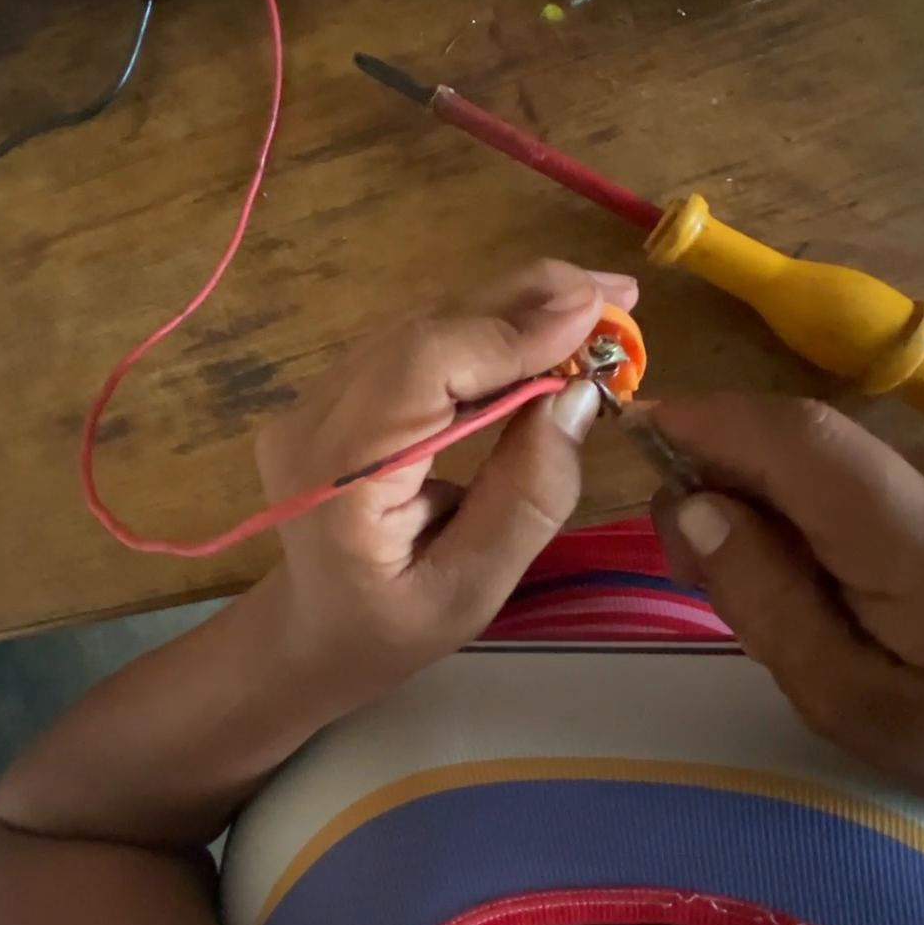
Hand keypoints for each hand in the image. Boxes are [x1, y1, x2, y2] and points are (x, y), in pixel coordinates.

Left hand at [253, 260, 635, 687]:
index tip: (596, 314)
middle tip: (614, 295)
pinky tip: (531, 337)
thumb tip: (576, 395)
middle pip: (419, 332)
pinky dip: (476, 336)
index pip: (420, 368)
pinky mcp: (326, 397)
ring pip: (417, 329)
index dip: (509, 332)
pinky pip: (409, 349)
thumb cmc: (392, 629)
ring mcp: (309, 403)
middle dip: (522, 303)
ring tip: (588, 310)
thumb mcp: (471, 589)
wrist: (317, 629)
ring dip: (505, 311)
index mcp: (334, 476)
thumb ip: (525, 498)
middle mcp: (309, 421)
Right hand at [645, 396, 923, 823]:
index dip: (711, 423)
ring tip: (744, 578)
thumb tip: (692, 508)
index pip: (807, 443)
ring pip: (803, 455)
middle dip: (713, 481)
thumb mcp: (838, 698)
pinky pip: (827, 466)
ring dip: (745, 499)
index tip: (634, 429)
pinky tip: (791, 562)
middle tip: (689, 569)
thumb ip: (763, 600)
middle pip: (793, 444)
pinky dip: (780, 502)